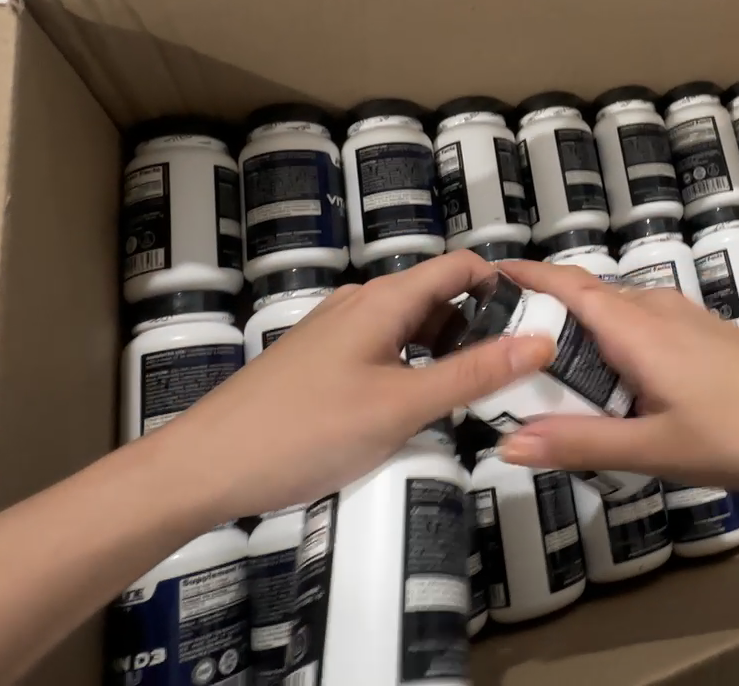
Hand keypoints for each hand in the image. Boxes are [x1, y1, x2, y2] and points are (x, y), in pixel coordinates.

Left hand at [143, 251, 554, 521]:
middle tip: (510, 371)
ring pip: (410, 325)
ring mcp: (336, 330)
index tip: (534, 324)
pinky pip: (383, 347)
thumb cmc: (306, 432)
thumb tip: (541, 341)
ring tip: (468, 394)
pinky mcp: (318, 359)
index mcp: (386, 299)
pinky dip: (412, 365)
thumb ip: (474, 374)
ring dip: (445, 350)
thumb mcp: (403, 407)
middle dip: (479, 326)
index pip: (461, 267)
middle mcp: (362, 302)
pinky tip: (412, 407)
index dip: (503, 286)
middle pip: (438, 296)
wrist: (197, 471)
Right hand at [493, 259, 738, 487]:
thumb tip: (507, 443)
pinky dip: (612, 338)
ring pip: (618, 310)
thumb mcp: (656, 449)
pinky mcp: (705, 332)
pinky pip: (643, 323)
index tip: (482, 276)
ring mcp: (686, 317)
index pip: (569, 285)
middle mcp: (658, 309)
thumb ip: (582, 443)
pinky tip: (613, 380)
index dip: (526, 274)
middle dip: (544, 307)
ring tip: (545, 365)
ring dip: (580, 327)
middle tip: (499, 339)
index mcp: (637, 327)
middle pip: (589, 294)